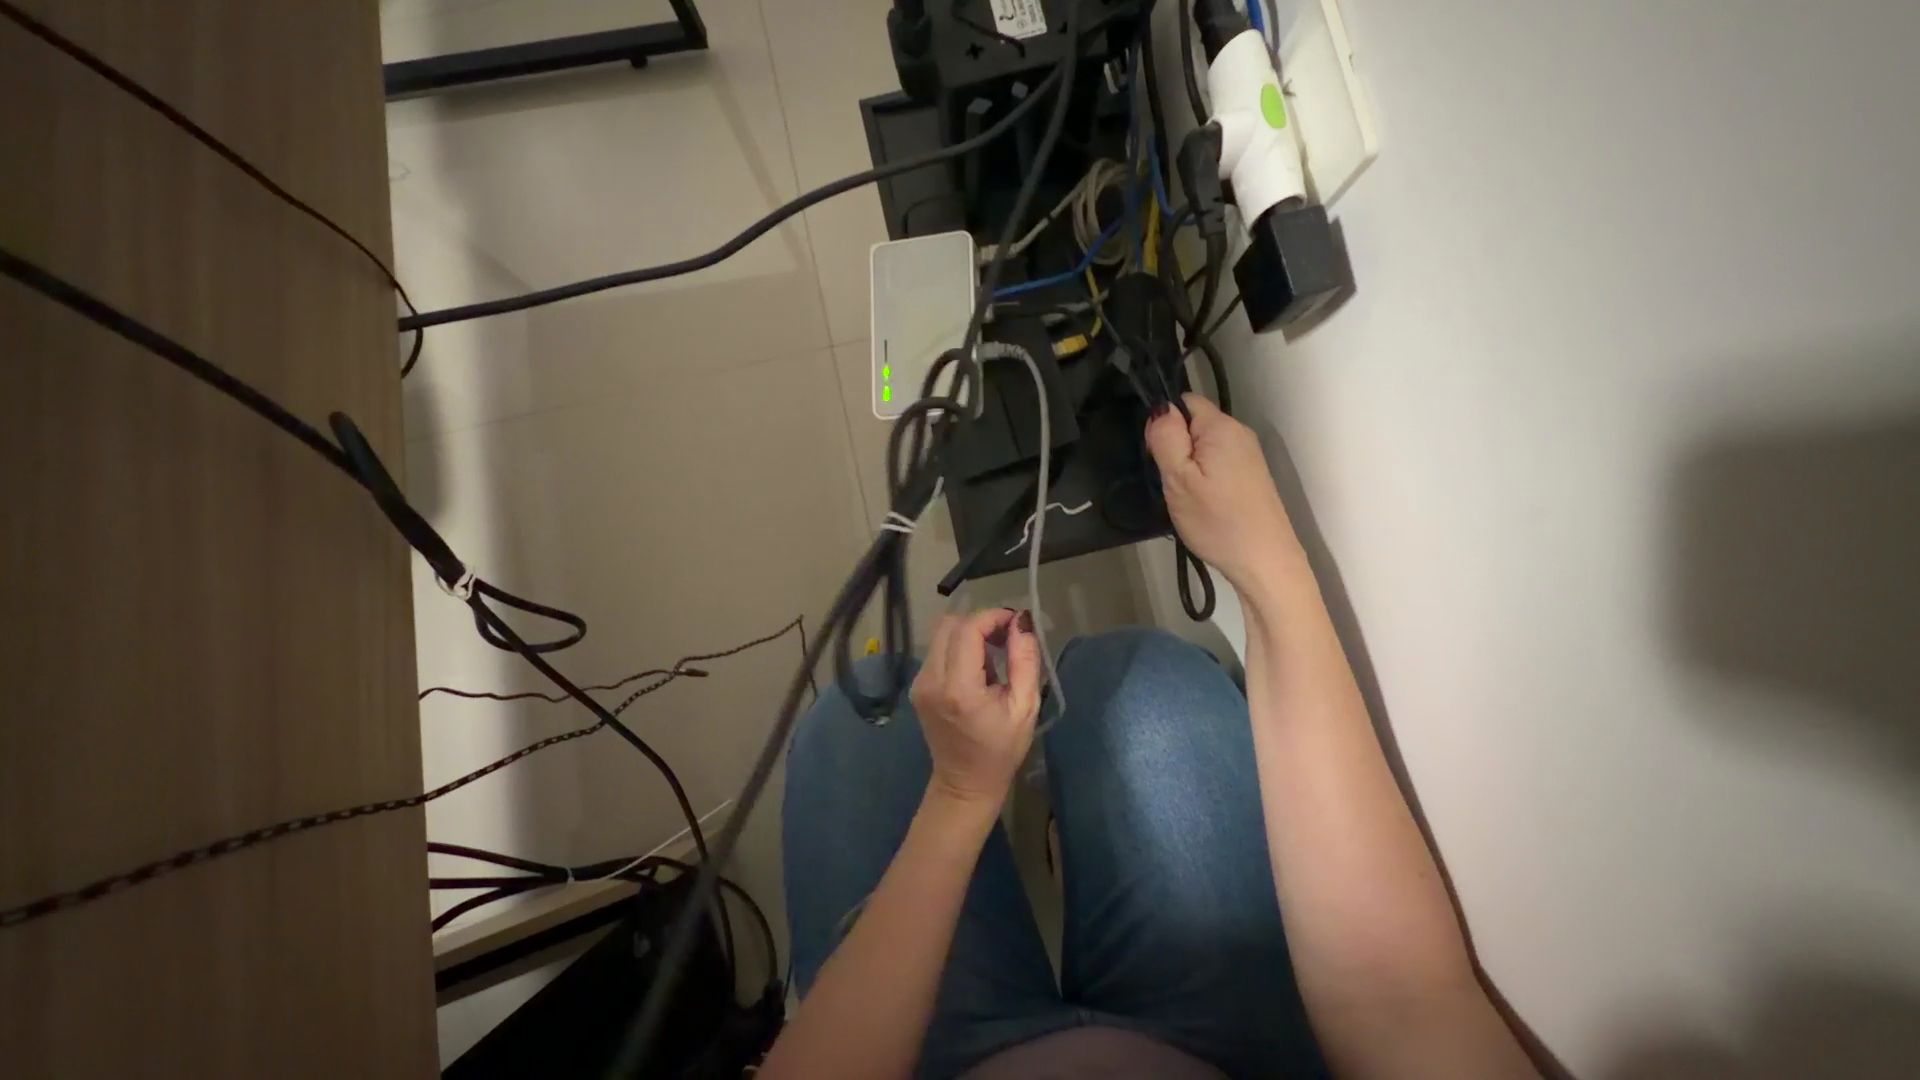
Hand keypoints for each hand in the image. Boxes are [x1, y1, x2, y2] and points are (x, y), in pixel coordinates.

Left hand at [910, 609, 1041, 805]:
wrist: (964, 783)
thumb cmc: (1000, 750)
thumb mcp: (1025, 706)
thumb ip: (1024, 660)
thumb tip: (1021, 622)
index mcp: (959, 688)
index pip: (968, 629)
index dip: (992, 616)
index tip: (1014, 623)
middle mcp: (931, 680)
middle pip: (949, 625)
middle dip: (980, 622)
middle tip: (1005, 637)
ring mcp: (919, 683)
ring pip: (940, 635)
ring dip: (968, 634)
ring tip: (992, 655)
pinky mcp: (917, 686)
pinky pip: (937, 651)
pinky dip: (958, 648)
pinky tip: (977, 669)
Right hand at [1144, 393, 1298, 594]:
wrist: (1264, 562)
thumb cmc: (1217, 521)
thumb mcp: (1179, 479)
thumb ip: (1166, 438)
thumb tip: (1161, 408)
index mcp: (1221, 427)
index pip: (1184, 401)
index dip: (1164, 422)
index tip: (1157, 455)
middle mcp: (1239, 433)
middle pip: (1195, 423)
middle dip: (1176, 446)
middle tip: (1170, 482)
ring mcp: (1249, 456)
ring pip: (1205, 446)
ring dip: (1190, 465)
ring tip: (1185, 496)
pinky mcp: (1252, 477)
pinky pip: (1218, 463)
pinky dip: (1204, 478)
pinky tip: (1202, 503)